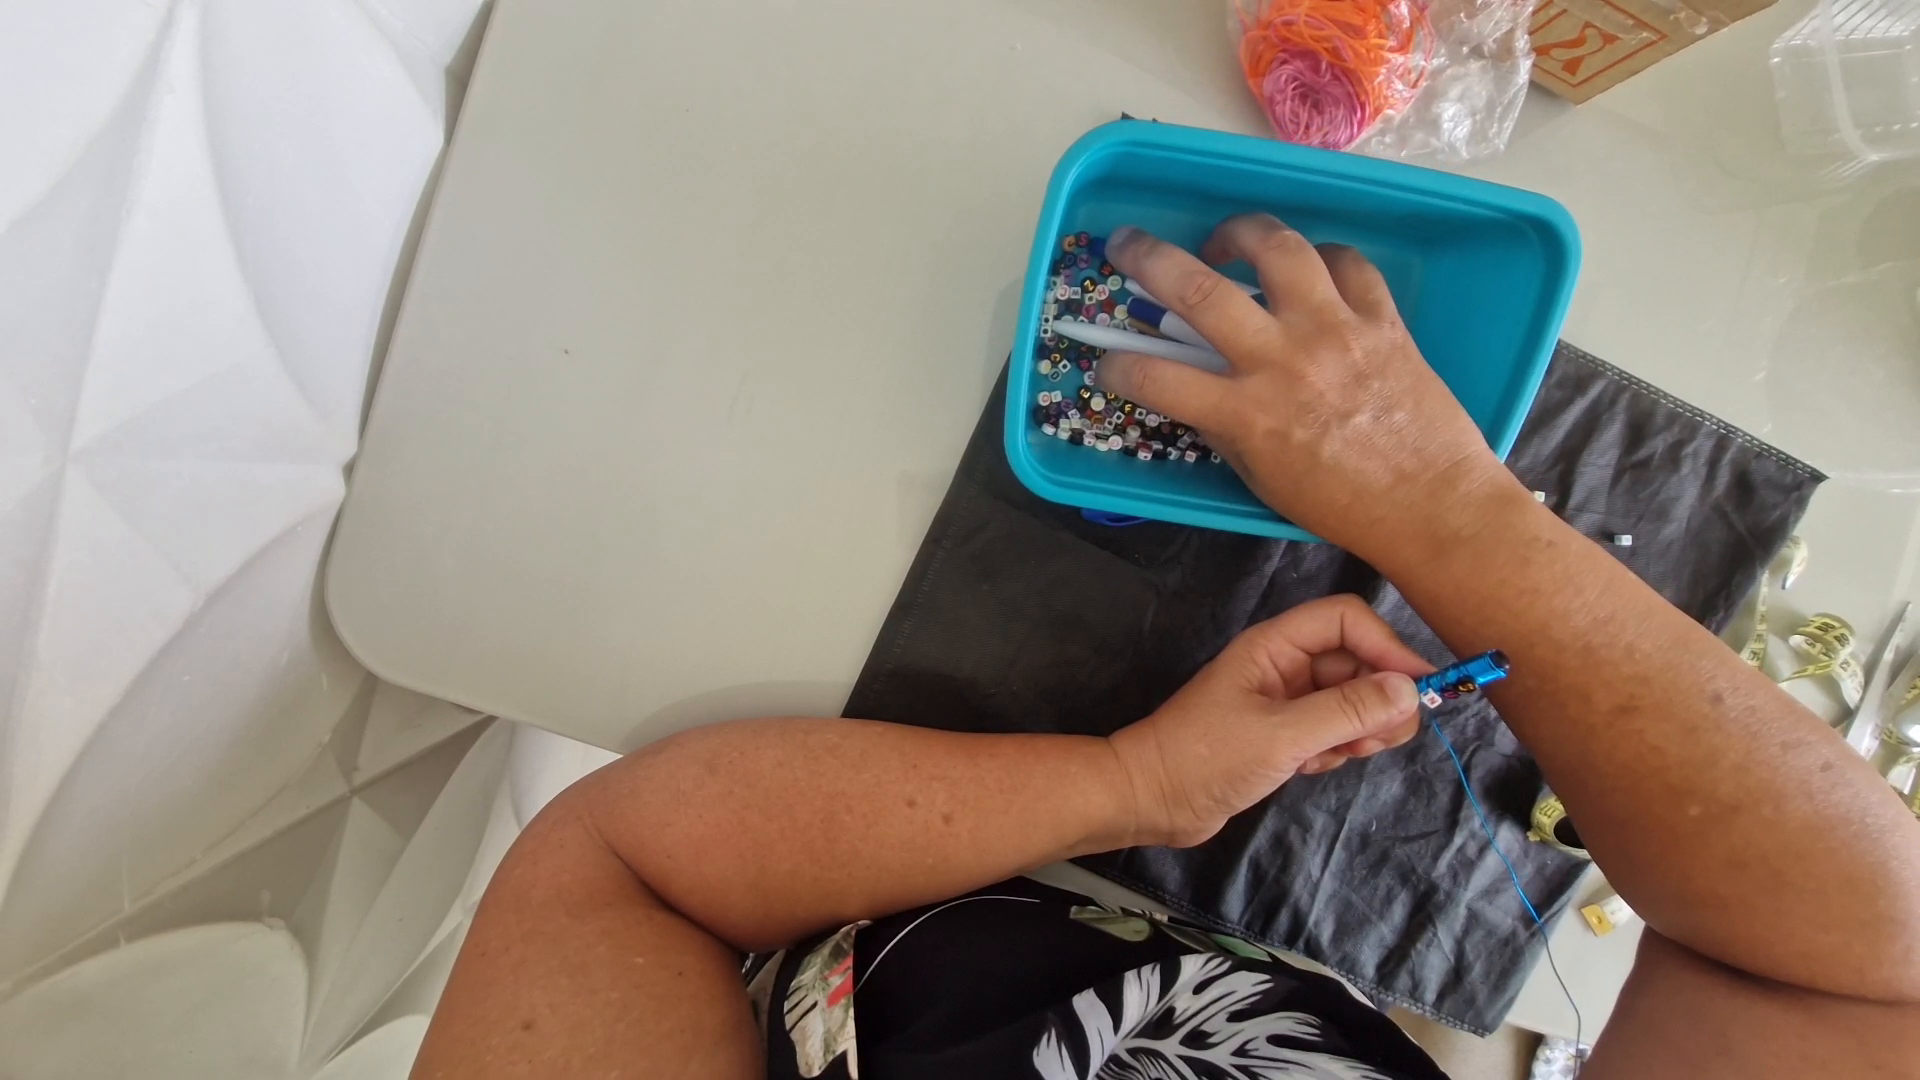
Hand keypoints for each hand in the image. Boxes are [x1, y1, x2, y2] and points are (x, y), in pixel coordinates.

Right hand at [1096, 218, 1515, 558]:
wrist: (1428, 502)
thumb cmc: (1335, 502)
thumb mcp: (1258, 475)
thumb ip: (1222, 426)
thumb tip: (1196, 389)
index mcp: (1244, 413)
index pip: (1156, 378)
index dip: (1118, 367)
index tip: (1107, 363)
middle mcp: (1282, 360)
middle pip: (1199, 292)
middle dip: (1147, 259)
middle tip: (1124, 244)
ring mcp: (1335, 330)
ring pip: (1279, 249)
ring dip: (1239, 233)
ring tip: (1225, 241)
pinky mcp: (1382, 317)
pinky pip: (1348, 263)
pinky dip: (1320, 258)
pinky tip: (1307, 271)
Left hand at [1108, 595, 1431, 847]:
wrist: (1155, 798)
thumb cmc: (1207, 757)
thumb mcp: (1281, 734)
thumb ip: (1347, 710)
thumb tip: (1411, 688)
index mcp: (1273, 645)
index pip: (1344, 619)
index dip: (1387, 645)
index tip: (1423, 689)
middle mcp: (1282, 665)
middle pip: (1357, 661)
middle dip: (1377, 699)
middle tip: (1370, 740)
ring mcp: (1284, 700)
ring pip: (1351, 700)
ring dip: (1358, 730)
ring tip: (1331, 756)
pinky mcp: (1283, 733)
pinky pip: (1333, 730)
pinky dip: (1335, 749)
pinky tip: (1309, 768)